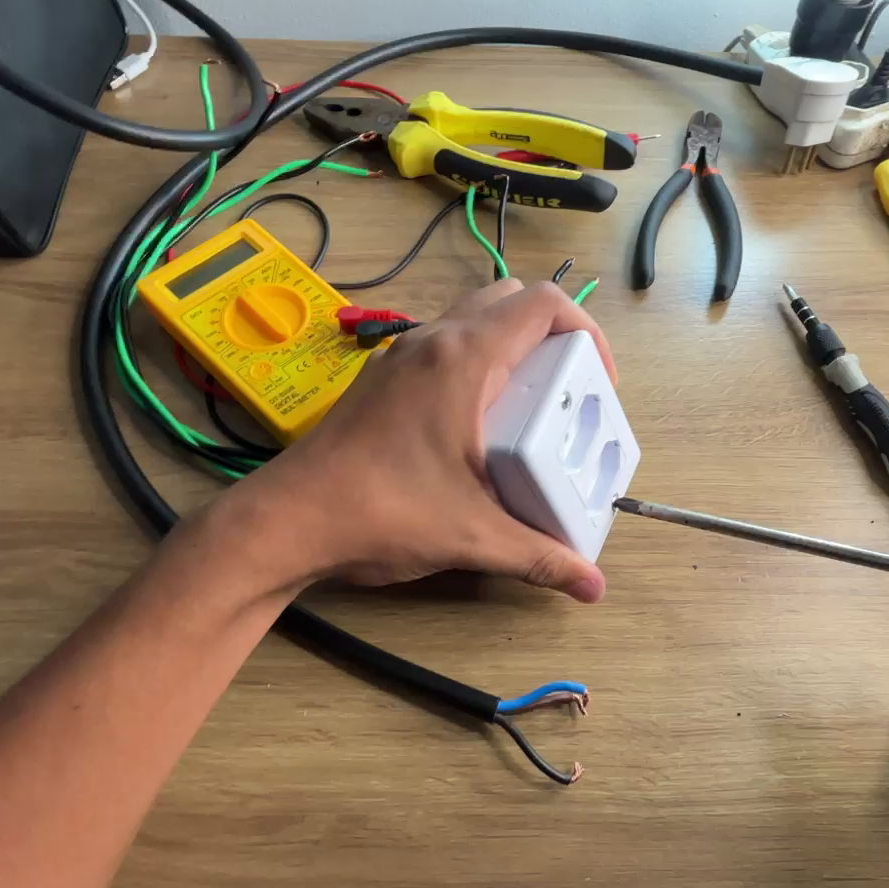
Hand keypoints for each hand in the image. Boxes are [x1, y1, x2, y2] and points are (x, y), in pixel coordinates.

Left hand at [210, 279, 615, 601]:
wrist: (288, 521)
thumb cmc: (383, 513)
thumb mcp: (473, 536)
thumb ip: (540, 557)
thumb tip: (593, 585)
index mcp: (463, 359)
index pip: (544, 304)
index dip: (587, 332)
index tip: (600, 383)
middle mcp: (432, 342)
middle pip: (509, 301)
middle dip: (551, 337)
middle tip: (565, 392)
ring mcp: (400, 357)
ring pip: (472, 321)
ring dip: (510, 350)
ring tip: (526, 410)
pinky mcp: (381, 380)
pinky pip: (443, 348)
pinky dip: (475, 367)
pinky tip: (475, 429)